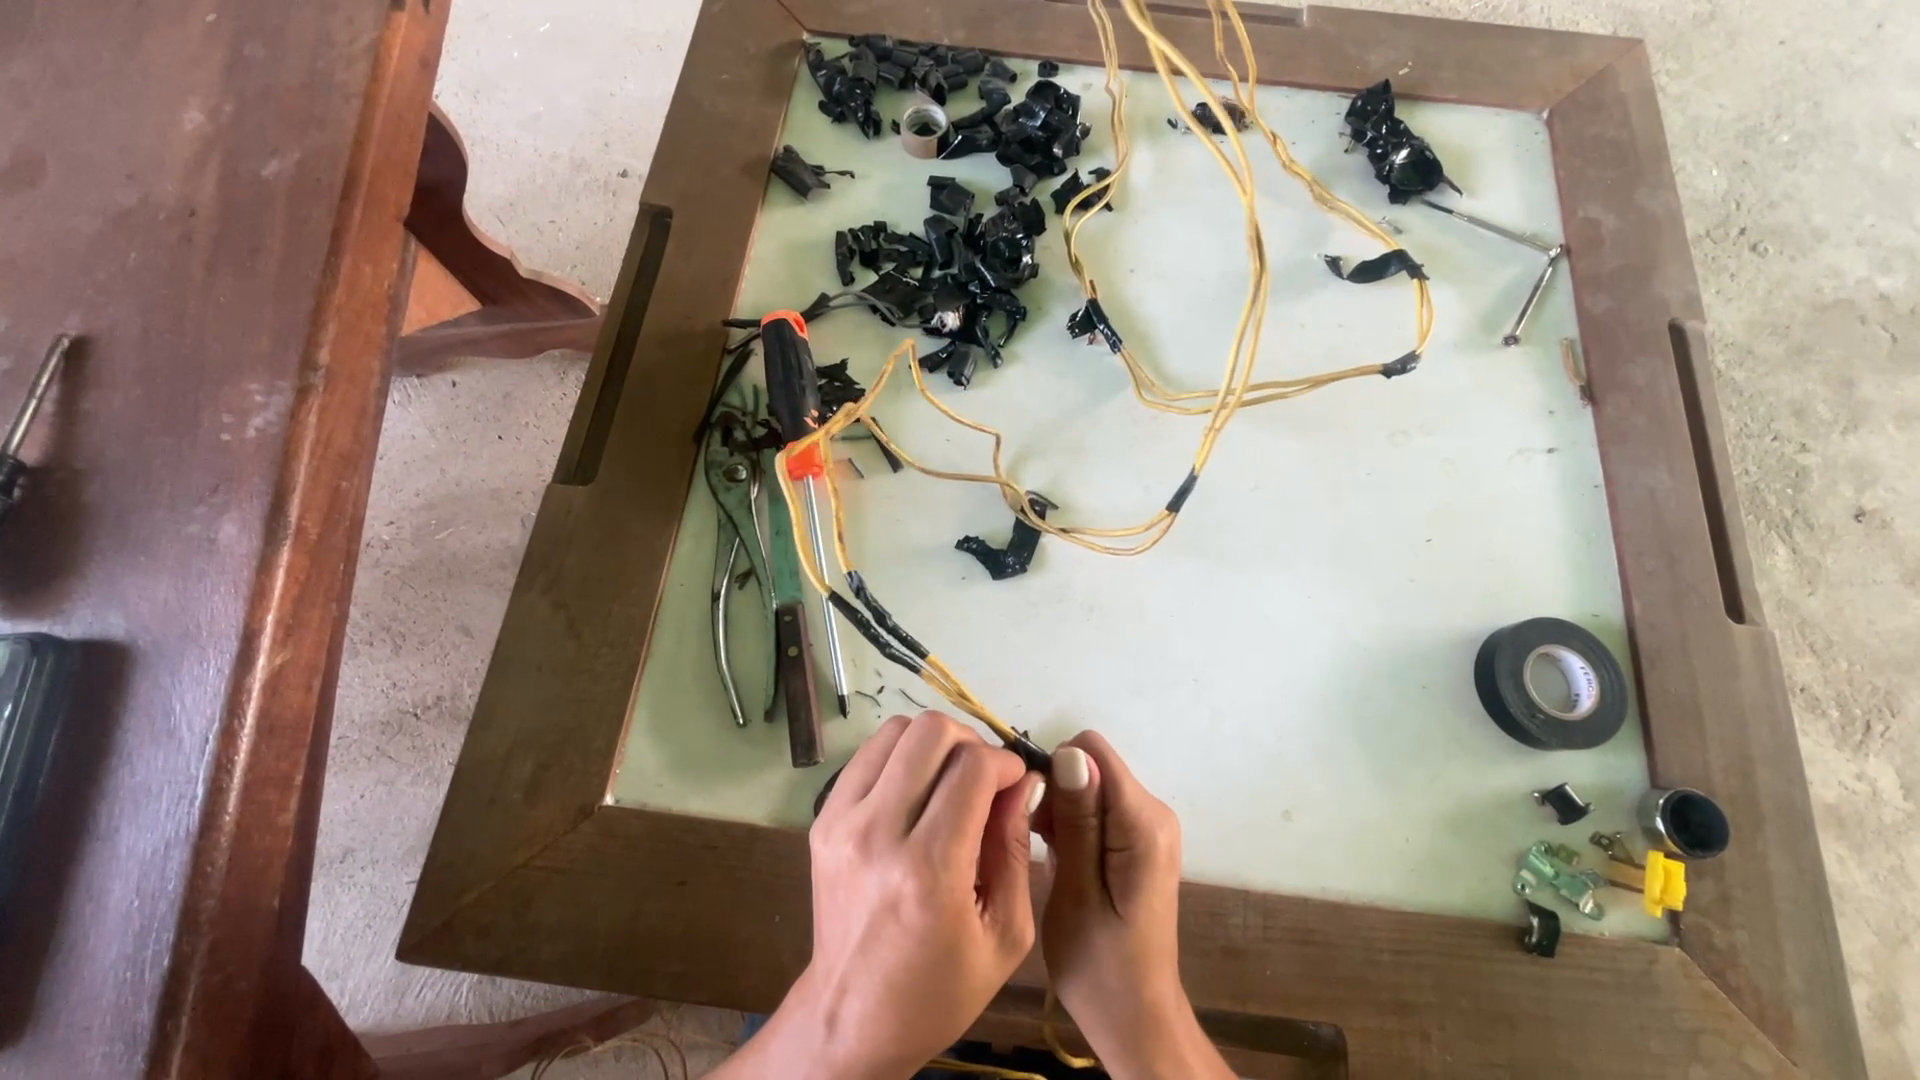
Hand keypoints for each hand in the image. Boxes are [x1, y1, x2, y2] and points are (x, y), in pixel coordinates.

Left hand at [716, 712, 1043, 1079]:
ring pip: (896, 731)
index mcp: (929, 871)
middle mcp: (878, 834)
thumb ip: (1016, 847)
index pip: (973, 767)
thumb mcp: (1005, 933)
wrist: (851, 1018)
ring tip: (950, 781)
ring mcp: (841, 822)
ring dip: (934, 745)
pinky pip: (868, 755)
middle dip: (971, 743)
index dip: (1005, 763)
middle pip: (930, 732)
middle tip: (984, 777)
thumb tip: (1024, 781)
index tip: (1015, 784)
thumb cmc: (939, 990)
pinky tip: (917, 792)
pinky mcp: (822, 820)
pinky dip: (901, 759)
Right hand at [1037, 732, 1232, 1079]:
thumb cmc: (1099, 966)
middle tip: (1033, 843)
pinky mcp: (1136, 840)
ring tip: (1042, 856)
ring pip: (1088, 785)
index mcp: (1143, 823)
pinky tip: (1056, 859)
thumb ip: (1077, 821)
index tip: (1028, 812)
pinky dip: (1070, 824)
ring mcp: (1147, 826)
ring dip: (1058, 810)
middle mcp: (1153, 813)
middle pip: (1089, 766)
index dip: (1051, 770)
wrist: (1134, 1015)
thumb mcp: (1077, 892)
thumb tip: (1070, 753)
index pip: (1091, 752)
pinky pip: (1096, 807)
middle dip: (1053, 792)